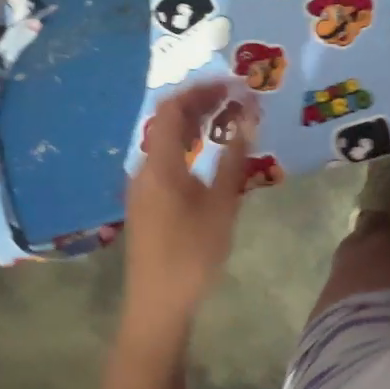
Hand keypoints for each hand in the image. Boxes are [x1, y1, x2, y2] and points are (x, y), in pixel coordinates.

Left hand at [123, 82, 251, 326]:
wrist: (157, 304)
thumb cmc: (192, 254)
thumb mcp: (222, 206)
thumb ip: (233, 160)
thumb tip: (247, 120)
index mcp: (159, 164)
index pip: (171, 109)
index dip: (199, 90)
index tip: (230, 84)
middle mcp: (144, 168)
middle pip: (166, 122)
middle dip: (199, 103)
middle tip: (234, 98)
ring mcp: (142, 186)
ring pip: (165, 141)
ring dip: (193, 124)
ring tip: (226, 119)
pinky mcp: (146, 202)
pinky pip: (165, 158)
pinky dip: (187, 145)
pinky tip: (208, 153)